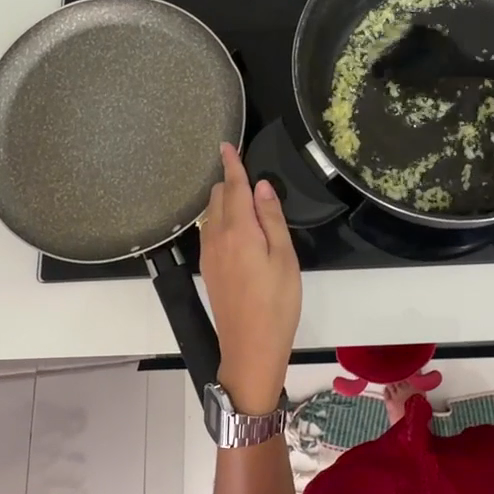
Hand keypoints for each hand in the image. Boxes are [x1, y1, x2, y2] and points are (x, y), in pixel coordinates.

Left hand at [199, 142, 301, 414]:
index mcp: (239, 231)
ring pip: (212, 214)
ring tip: (247, 202)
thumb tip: (262, 186)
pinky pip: (210, 231)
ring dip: (225, 201)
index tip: (226, 145)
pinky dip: (221, 219)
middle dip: (231, 182)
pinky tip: (238, 229)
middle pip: (218, 197)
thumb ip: (272, 218)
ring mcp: (209, 254)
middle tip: (251, 179)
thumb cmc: (277, 303)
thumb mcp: (285, 257)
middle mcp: (217, 237)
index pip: (233, 187)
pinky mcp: (208, 268)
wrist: (250, 348)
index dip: (232, 164)